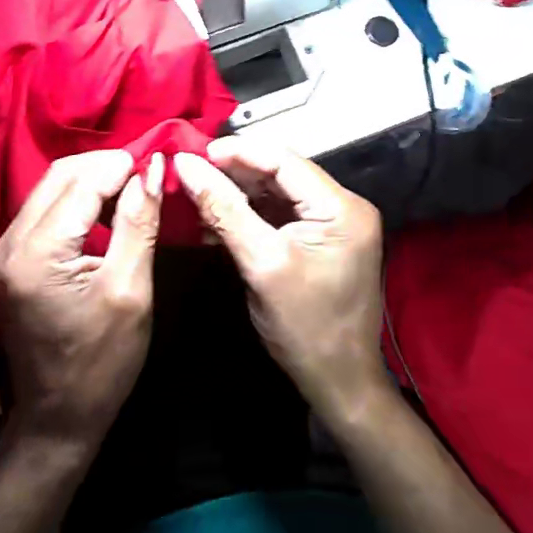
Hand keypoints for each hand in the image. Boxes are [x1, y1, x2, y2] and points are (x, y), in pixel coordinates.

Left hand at [0, 150, 162, 447]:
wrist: (59, 418)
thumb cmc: (103, 360)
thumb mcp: (130, 289)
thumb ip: (138, 222)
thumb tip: (152, 169)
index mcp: (37, 252)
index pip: (83, 181)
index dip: (126, 166)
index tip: (164, 164)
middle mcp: (10, 243)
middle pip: (61, 175)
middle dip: (109, 165)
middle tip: (152, 174)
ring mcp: (5, 251)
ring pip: (53, 188)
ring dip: (96, 180)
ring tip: (137, 189)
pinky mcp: (12, 260)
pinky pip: (48, 210)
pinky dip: (82, 200)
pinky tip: (111, 210)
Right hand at [172, 137, 387, 419]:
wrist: (339, 380)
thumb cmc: (305, 327)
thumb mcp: (261, 264)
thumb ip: (225, 211)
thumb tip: (187, 166)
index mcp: (342, 207)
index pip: (286, 161)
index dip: (239, 152)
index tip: (195, 153)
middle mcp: (346, 206)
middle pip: (283, 174)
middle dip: (236, 172)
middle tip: (191, 171)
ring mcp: (337, 223)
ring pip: (280, 193)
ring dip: (241, 193)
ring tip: (199, 192)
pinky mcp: (325, 239)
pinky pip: (284, 214)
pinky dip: (253, 215)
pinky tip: (220, 216)